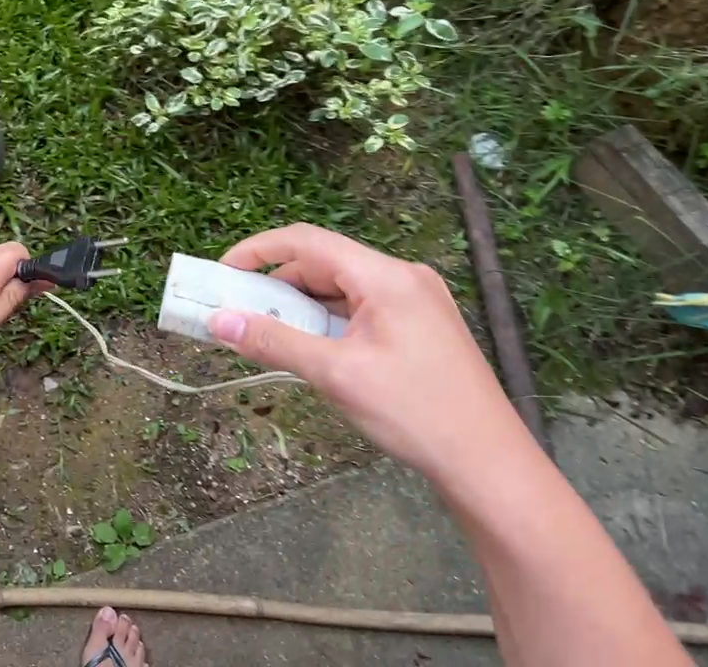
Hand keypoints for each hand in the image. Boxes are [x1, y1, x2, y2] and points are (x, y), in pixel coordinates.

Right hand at [207, 223, 527, 485]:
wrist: (490, 466)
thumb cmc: (414, 413)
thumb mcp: (334, 374)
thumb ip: (273, 341)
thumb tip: (217, 321)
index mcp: (386, 277)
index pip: (307, 241)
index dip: (257, 250)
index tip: (222, 273)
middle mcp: (402, 278)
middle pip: (322, 263)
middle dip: (276, 285)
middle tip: (241, 313)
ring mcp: (414, 301)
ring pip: (338, 288)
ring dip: (300, 306)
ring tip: (270, 335)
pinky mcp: (418, 325)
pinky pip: (357, 308)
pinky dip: (325, 321)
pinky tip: (310, 348)